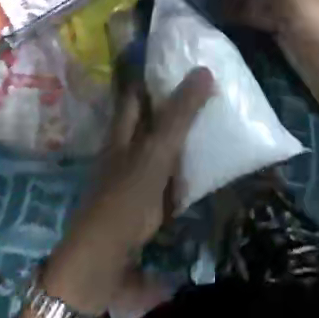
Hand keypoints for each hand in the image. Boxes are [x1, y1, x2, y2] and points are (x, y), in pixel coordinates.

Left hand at [44, 69, 214, 314]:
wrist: (102, 260)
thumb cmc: (125, 200)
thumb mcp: (155, 154)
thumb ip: (178, 116)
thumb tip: (203, 71)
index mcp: (123, 131)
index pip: (136, 90)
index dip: (152, 72)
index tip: (180, 56)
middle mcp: (125, 148)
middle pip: (149, 118)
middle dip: (173, 103)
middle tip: (209, 89)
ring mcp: (134, 176)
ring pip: (159, 146)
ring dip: (180, 134)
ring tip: (216, 121)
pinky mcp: (145, 203)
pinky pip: (169, 176)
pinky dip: (185, 167)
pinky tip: (206, 168)